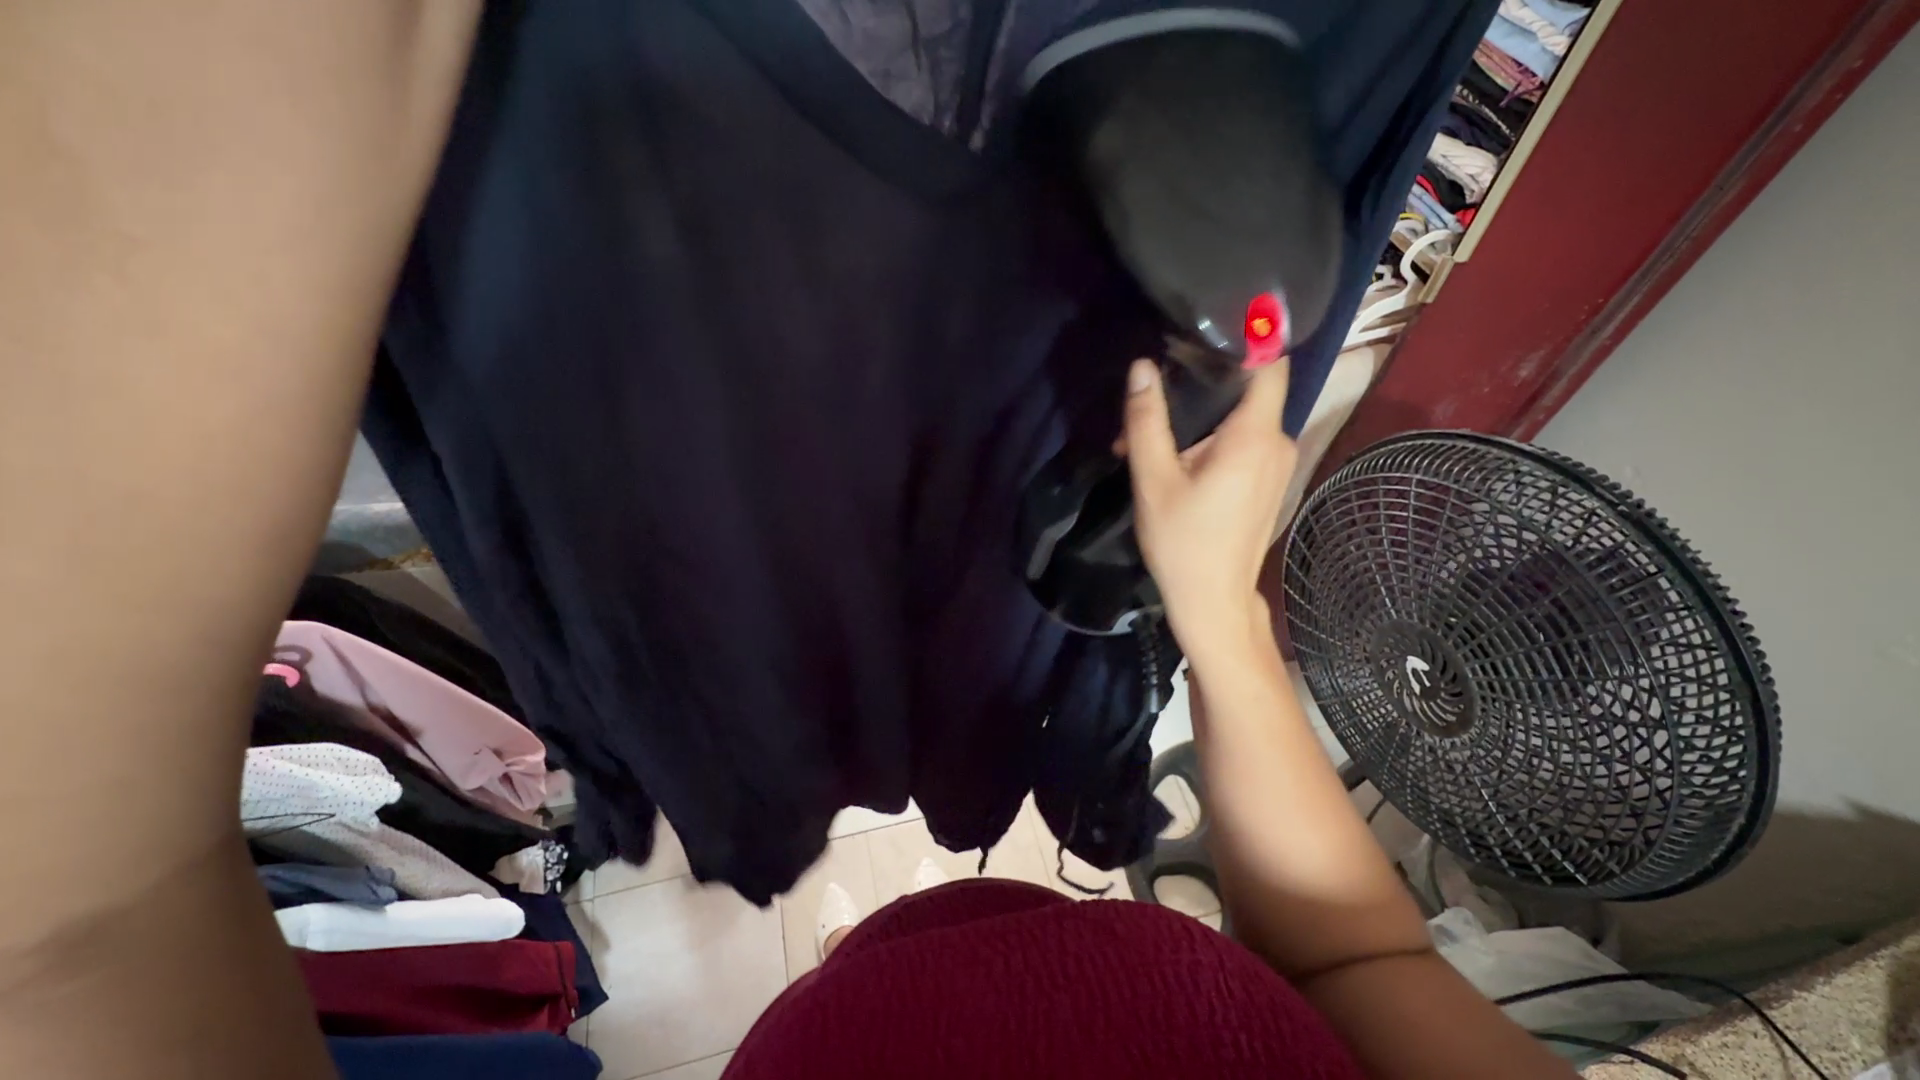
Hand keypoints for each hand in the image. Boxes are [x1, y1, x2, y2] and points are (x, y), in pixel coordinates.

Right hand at [1121, 358, 1297, 665]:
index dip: (1250, 337)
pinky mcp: (1271, 481)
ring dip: (1202, 421)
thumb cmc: (1183, 541)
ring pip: (1243, 419)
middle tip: (1153, 399)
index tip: (1214, 324)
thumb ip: (1147, 420)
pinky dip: (1214, 442)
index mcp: (1254, 436)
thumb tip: (1141, 367)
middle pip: (1249, 390)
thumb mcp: (1153, 479)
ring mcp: (1279, 463)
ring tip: (1151, 441)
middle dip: (1202, 390)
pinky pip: (1246, 443)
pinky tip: (1175, 462)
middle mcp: (1278, 442)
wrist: (1212, 600)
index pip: (1270, 364)